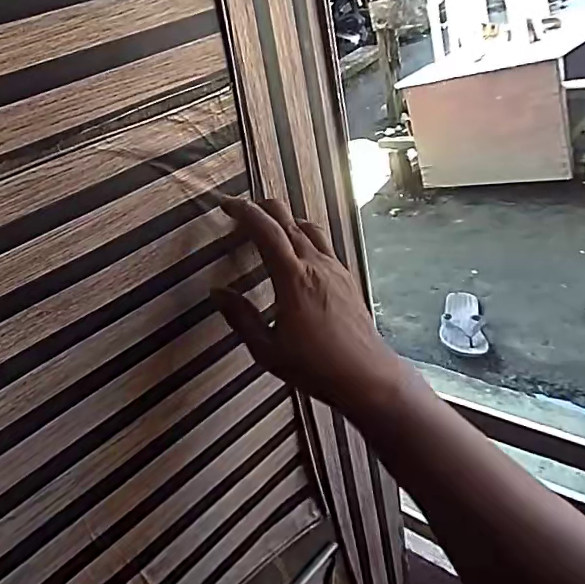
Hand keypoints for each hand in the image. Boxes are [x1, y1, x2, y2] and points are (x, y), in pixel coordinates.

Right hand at [211, 196, 418, 414]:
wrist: (367, 378)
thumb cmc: (316, 367)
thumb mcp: (266, 349)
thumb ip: (240, 317)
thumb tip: (217, 293)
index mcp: (293, 278)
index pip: (265, 230)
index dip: (244, 212)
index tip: (226, 205)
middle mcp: (316, 266)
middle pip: (287, 220)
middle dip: (262, 208)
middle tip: (242, 210)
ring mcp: (335, 270)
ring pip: (308, 227)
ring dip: (284, 220)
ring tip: (267, 226)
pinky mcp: (346, 279)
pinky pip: (322, 243)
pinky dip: (302, 235)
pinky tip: (295, 251)